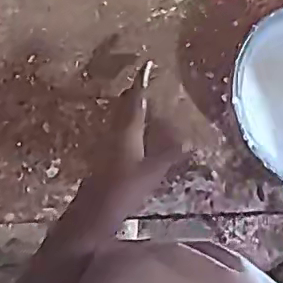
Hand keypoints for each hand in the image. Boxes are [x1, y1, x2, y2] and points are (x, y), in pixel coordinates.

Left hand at [50, 62, 184, 250]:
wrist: (91, 217)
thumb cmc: (121, 192)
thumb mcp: (151, 173)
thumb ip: (169, 156)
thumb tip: (191, 141)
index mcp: (126, 132)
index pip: (135, 100)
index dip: (141, 82)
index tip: (146, 65)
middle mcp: (114, 135)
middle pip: (124, 106)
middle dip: (134, 92)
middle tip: (144, 80)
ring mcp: (107, 148)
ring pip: (120, 119)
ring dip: (130, 108)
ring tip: (141, 100)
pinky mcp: (105, 161)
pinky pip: (119, 133)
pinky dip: (129, 125)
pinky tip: (135, 134)